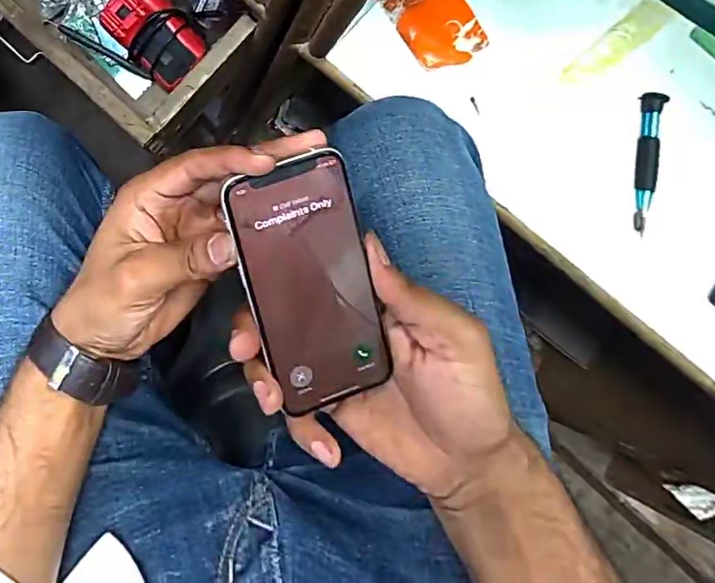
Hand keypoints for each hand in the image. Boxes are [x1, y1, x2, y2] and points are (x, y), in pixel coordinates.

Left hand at [51, 130, 325, 360]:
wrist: (102, 341)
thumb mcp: (135, 277)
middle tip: (307, 145)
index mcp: (149, 195)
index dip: (231, 159)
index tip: (265, 160)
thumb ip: (182, 259)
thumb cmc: (100, 301)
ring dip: (270, 188)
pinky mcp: (207, 249)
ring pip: (237, 198)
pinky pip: (240, 231)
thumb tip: (229, 244)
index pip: (194, 166)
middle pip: (224, 174)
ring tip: (311, 172)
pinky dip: (264, 224)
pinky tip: (291, 215)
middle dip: (265, 158)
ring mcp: (193, 225)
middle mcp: (174, 203)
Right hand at [230, 232, 535, 507]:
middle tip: (243, 346)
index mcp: (371, 301)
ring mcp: (332, 366)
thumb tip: (370, 244)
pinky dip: (300, 427)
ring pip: (278, 358)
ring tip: (272, 401)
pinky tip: (327, 448)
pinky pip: (297, 408)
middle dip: (251, 324)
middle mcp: (344, 326)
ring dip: (262, 374)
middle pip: (283, 313)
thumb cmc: (471, 393)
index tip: (254, 274)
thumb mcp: (456, 339)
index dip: (281, 270)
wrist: (470, 469)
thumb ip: (412, 297)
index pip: (320, 272)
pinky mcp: (330, 405)